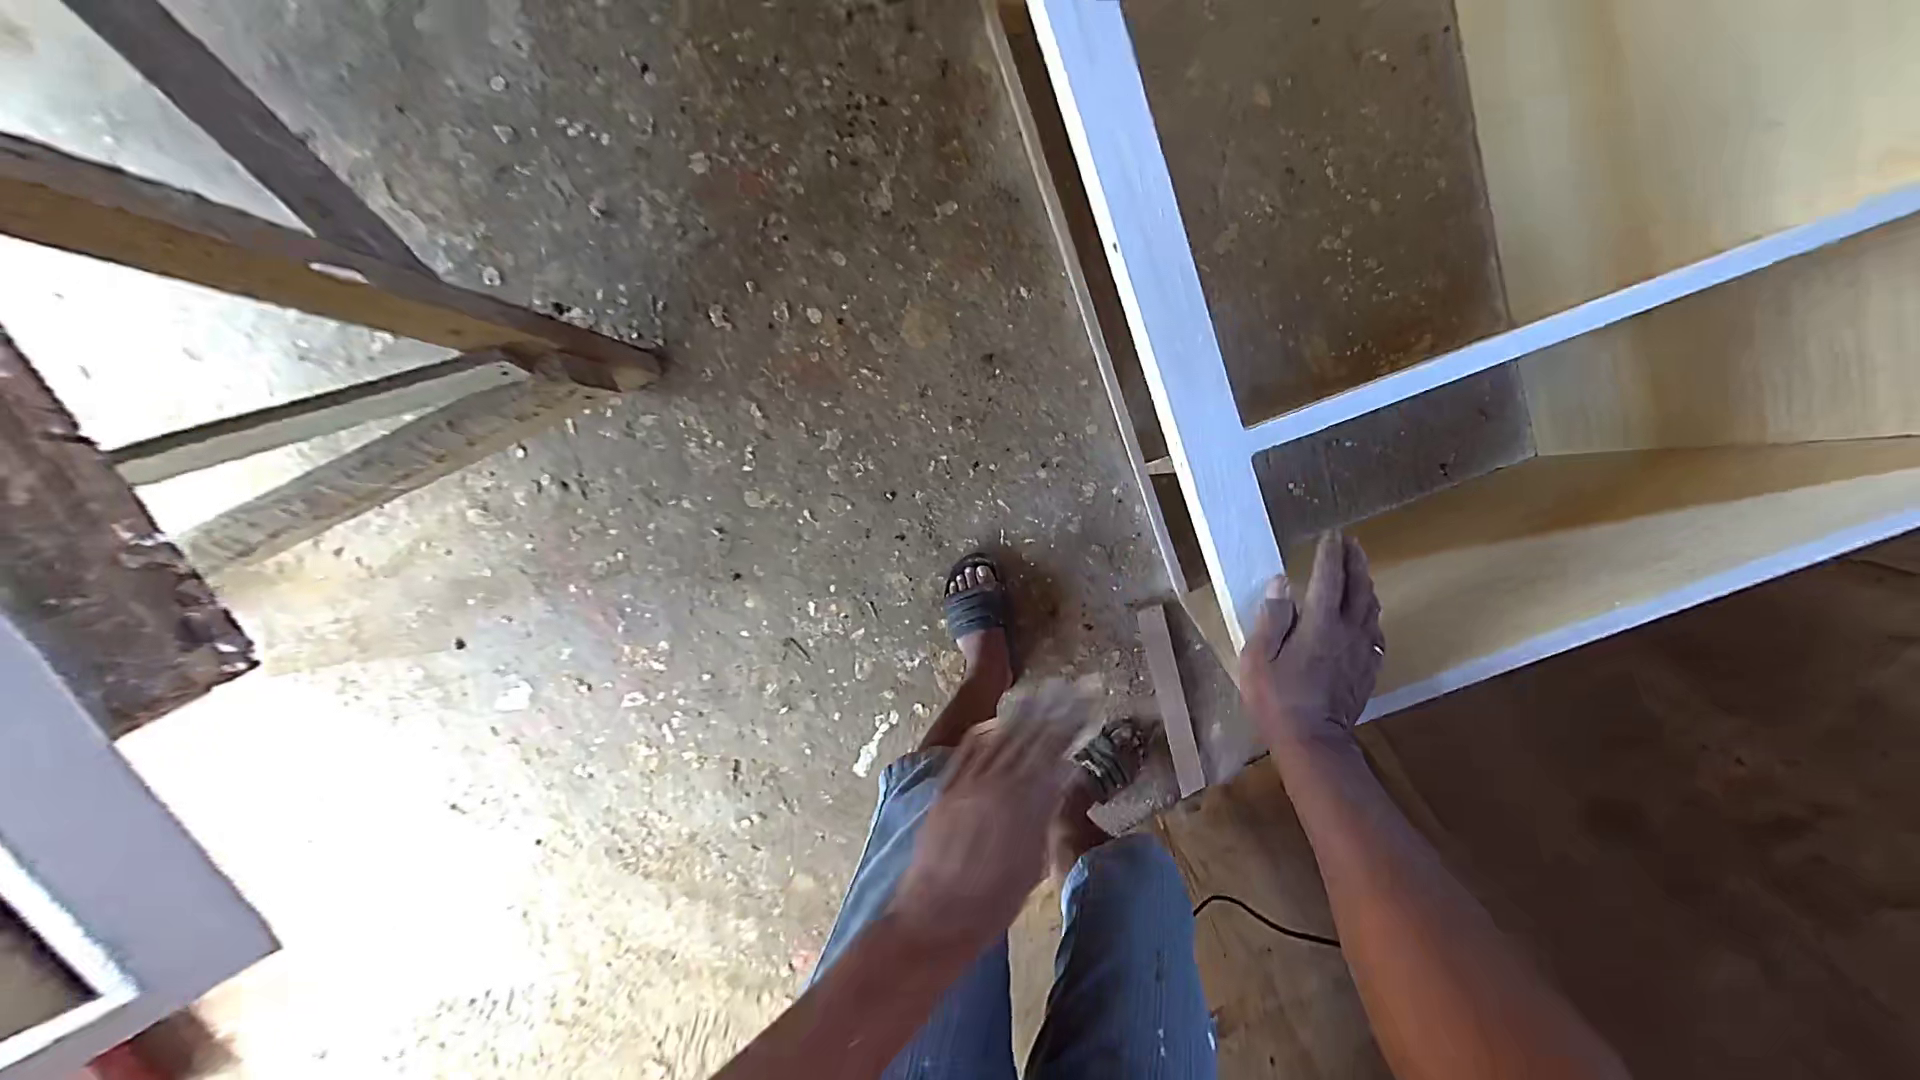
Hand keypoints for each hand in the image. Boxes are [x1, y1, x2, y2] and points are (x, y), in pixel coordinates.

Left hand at [887, 680, 1093, 949]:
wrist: (935, 917)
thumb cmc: (992, 904)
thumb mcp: (1032, 864)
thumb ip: (1046, 817)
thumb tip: (1061, 781)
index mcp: (1024, 808)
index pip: (1054, 754)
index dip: (1071, 727)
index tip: (1085, 707)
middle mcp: (995, 788)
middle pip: (1029, 737)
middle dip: (1053, 710)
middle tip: (1070, 689)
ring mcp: (967, 785)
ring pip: (999, 738)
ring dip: (1021, 714)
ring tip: (1039, 695)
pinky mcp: (945, 790)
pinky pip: (966, 751)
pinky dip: (985, 732)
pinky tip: (994, 722)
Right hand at [1239, 532, 1384, 752]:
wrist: (1313, 741)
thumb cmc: (1276, 698)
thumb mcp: (1259, 656)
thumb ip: (1273, 617)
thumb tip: (1281, 582)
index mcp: (1320, 624)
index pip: (1329, 579)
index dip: (1330, 555)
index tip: (1331, 535)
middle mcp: (1348, 631)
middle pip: (1358, 588)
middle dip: (1355, 562)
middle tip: (1351, 543)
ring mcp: (1362, 651)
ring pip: (1371, 608)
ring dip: (1366, 584)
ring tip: (1360, 571)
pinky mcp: (1368, 669)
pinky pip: (1375, 632)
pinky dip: (1371, 614)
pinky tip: (1367, 615)